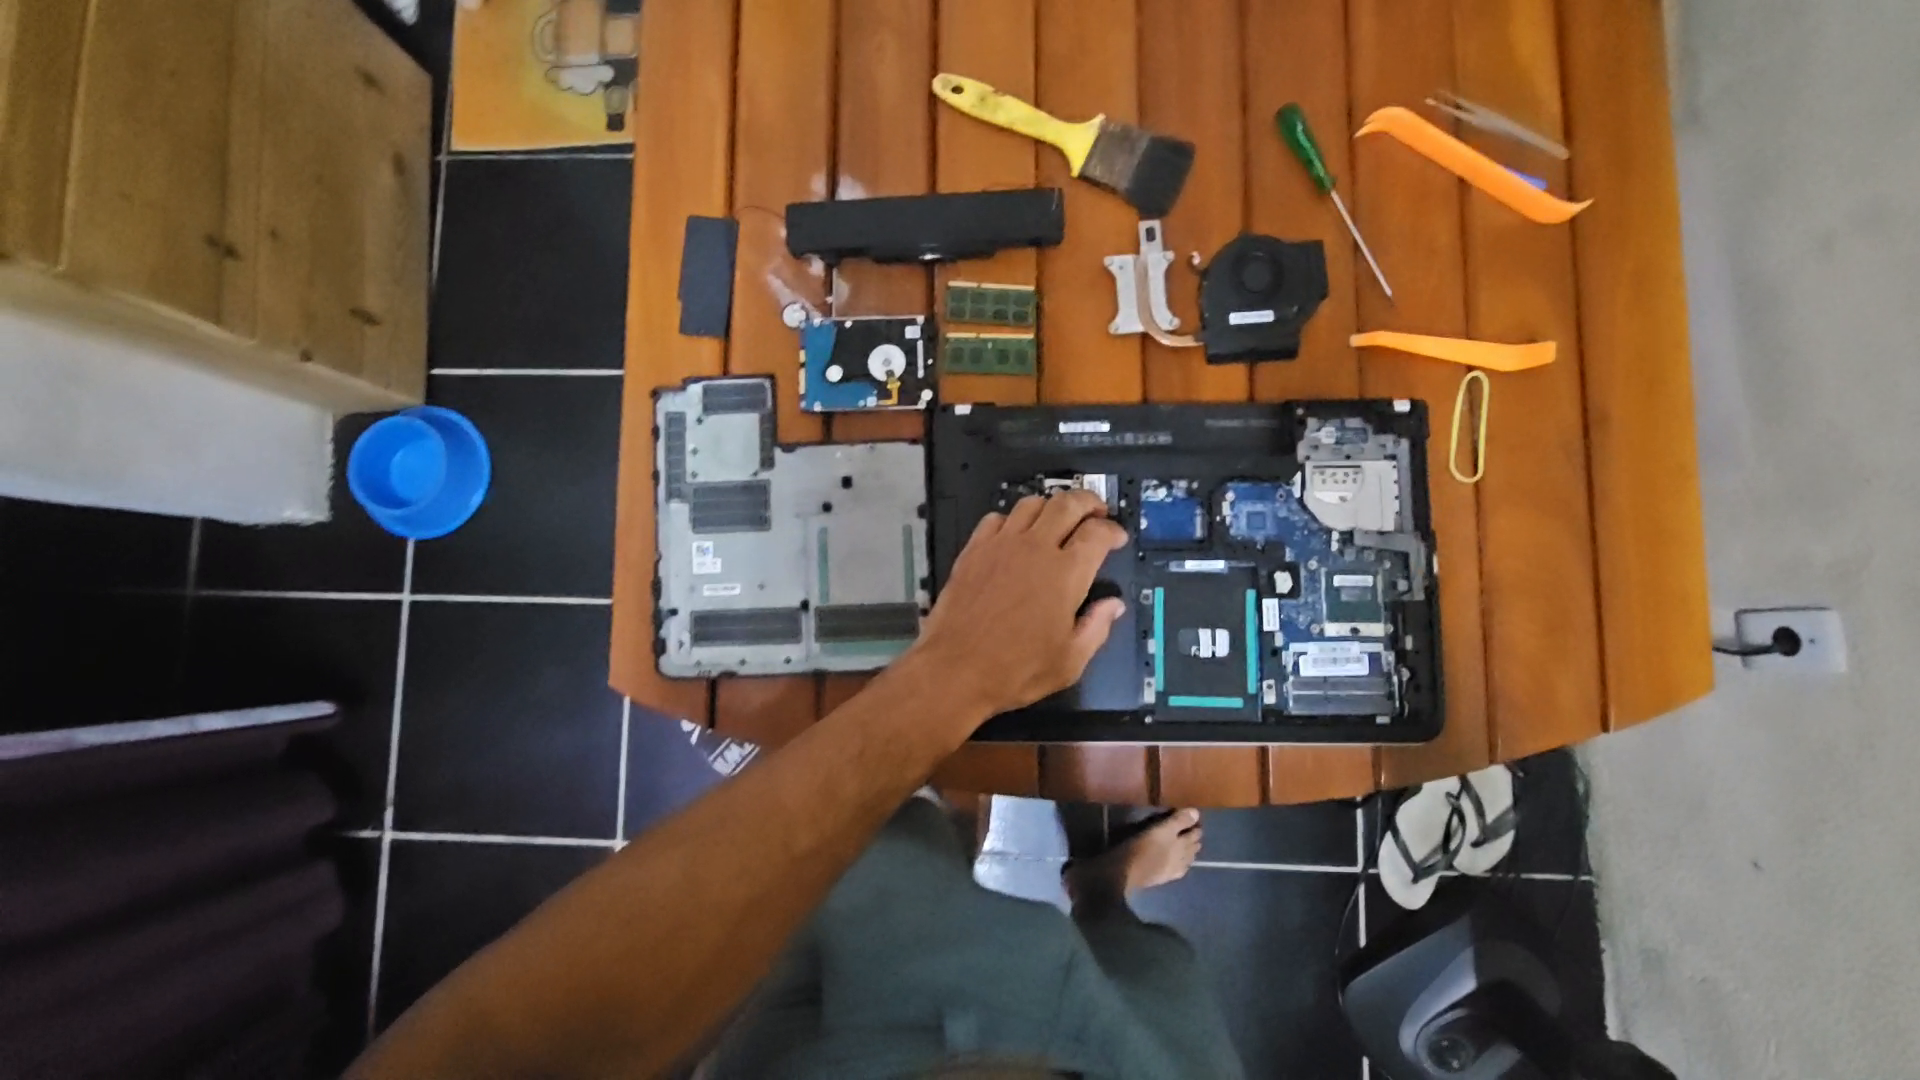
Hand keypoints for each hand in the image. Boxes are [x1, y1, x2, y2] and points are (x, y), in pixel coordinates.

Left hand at [908, 490, 1129, 720]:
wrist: (955, 669)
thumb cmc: (1016, 669)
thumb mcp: (1070, 661)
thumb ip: (1097, 628)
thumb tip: (1112, 605)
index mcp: (1065, 574)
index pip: (1097, 533)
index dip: (1112, 531)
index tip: (1116, 538)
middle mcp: (1035, 549)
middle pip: (1066, 504)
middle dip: (1088, 502)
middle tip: (1096, 513)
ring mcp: (1001, 545)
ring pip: (1031, 503)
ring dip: (1051, 506)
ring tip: (1058, 520)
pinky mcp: (973, 550)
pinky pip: (995, 518)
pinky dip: (1012, 519)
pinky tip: (1015, 535)